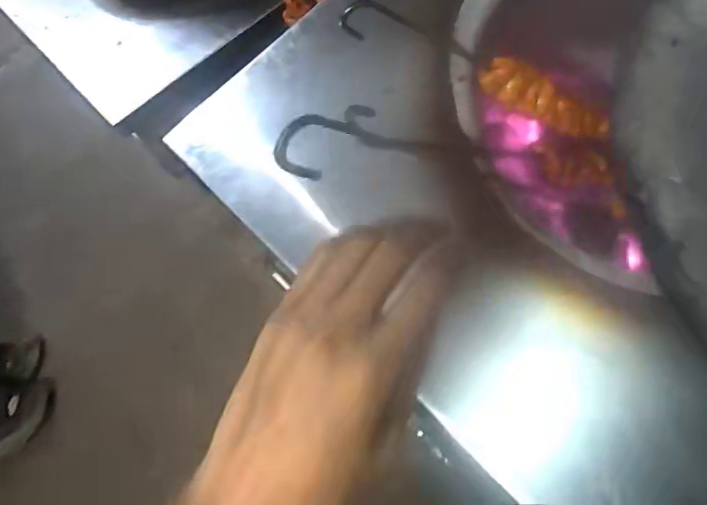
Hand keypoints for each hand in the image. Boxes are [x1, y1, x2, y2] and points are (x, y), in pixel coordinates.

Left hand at [185, 225, 457, 504]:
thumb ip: (412, 373)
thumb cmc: (327, 484)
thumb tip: (429, 317)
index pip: (426, 286)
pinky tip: (364, 246)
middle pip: (391, 250)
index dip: (451, 257)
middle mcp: (338, 326)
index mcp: (372, 365)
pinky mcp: (277, 315)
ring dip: (387, 230)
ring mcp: (302, 315)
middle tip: (443, 229)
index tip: (464, 246)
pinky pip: (318, 258)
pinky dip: (348, 242)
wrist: (242, 504)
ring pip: (354, 243)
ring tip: (408, 232)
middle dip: (424, 231)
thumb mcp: (389, 444)